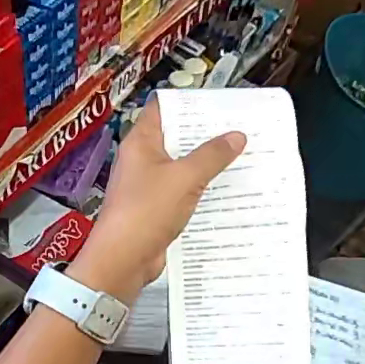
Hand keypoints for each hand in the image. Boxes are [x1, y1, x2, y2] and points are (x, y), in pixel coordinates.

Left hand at [69, 97, 244, 301]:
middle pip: (176, 140)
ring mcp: (148, 189)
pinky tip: (225, 194)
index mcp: (141, 143)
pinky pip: (182, 197)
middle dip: (206, 137)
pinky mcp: (156, 212)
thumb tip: (236, 136)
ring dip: (206, 168)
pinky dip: (200, 194)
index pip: (163, 109)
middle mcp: (142, 162)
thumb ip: (212, 155)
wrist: (124, 260)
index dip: (189, 103)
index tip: (219, 103)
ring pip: (182, 170)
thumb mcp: (184, 178)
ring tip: (240, 159)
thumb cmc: (145, 212)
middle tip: (239, 131)